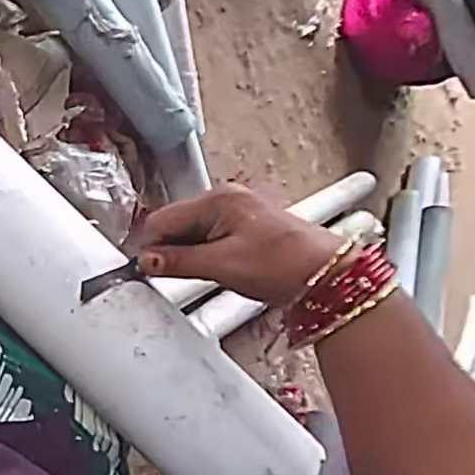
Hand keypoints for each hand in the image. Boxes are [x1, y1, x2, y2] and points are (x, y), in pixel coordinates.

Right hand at [133, 184, 344, 304]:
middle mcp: (227, 199)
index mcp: (218, 199)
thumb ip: (178, 262)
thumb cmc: (285, 263)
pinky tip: (218, 271)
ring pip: (193, 232)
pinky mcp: (247, 228)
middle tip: (174, 275)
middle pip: (177, 223)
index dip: (151, 246)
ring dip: (189, 254)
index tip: (146, 268)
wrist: (327, 275)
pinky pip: (211, 238)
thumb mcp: (221, 265)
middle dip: (170, 250)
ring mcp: (238, 212)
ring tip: (207, 275)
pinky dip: (206, 255)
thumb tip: (148, 260)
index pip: (163, 218)